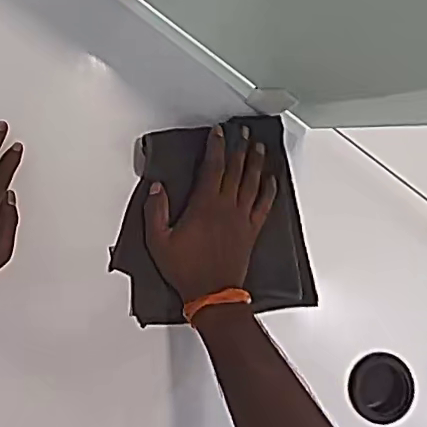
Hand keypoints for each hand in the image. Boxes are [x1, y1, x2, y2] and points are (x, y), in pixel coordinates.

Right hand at [146, 124, 278, 302]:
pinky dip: (269, 190)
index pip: (213, 167)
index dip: (217, 147)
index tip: (218, 133)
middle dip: (240, 148)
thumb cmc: (186, 269)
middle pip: (237, 170)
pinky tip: (271, 180)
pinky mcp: (250, 231)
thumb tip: (157, 188)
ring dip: (256, 163)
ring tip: (258, 147)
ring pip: (253, 183)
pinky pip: (263, 205)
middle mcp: (227, 208)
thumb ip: (156, 211)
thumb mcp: (158, 240)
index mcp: (205, 206)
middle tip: (243, 132)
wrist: (213, 295)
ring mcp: (242, 219)